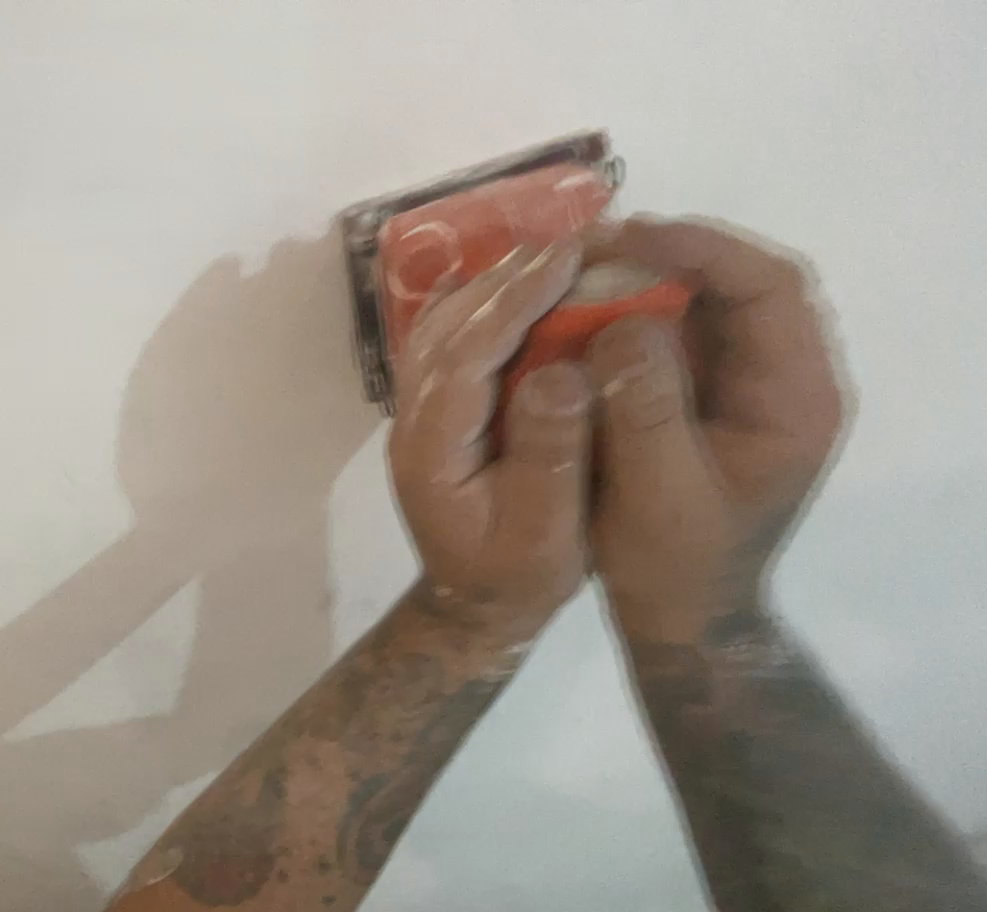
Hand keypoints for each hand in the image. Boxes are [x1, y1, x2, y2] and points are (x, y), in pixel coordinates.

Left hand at [388, 242, 593, 648]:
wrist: (474, 603)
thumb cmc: (514, 578)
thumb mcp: (544, 534)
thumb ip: (549, 456)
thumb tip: (561, 373)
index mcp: (432, 450)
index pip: (464, 357)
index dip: (514, 302)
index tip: (569, 254)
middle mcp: (412, 423)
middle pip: (445, 333)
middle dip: (506, 280)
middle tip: (574, 234)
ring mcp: (416, 418)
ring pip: (439, 334)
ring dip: (490, 288)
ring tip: (555, 250)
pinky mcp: (433, 417)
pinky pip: (446, 348)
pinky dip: (479, 310)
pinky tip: (517, 288)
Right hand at [583, 217, 846, 640]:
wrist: (679, 609)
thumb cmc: (674, 562)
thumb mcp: (657, 495)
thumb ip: (645, 413)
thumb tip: (620, 324)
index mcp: (795, 396)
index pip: (771, 288)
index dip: (703, 251)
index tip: (627, 238)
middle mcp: (776, 377)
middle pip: (737, 285)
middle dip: (664, 256)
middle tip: (587, 249)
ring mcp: (737, 386)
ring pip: (700, 305)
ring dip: (639, 283)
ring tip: (574, 274)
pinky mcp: (697, 399)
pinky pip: (667, 338)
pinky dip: (623, 318)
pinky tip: (576, 319)